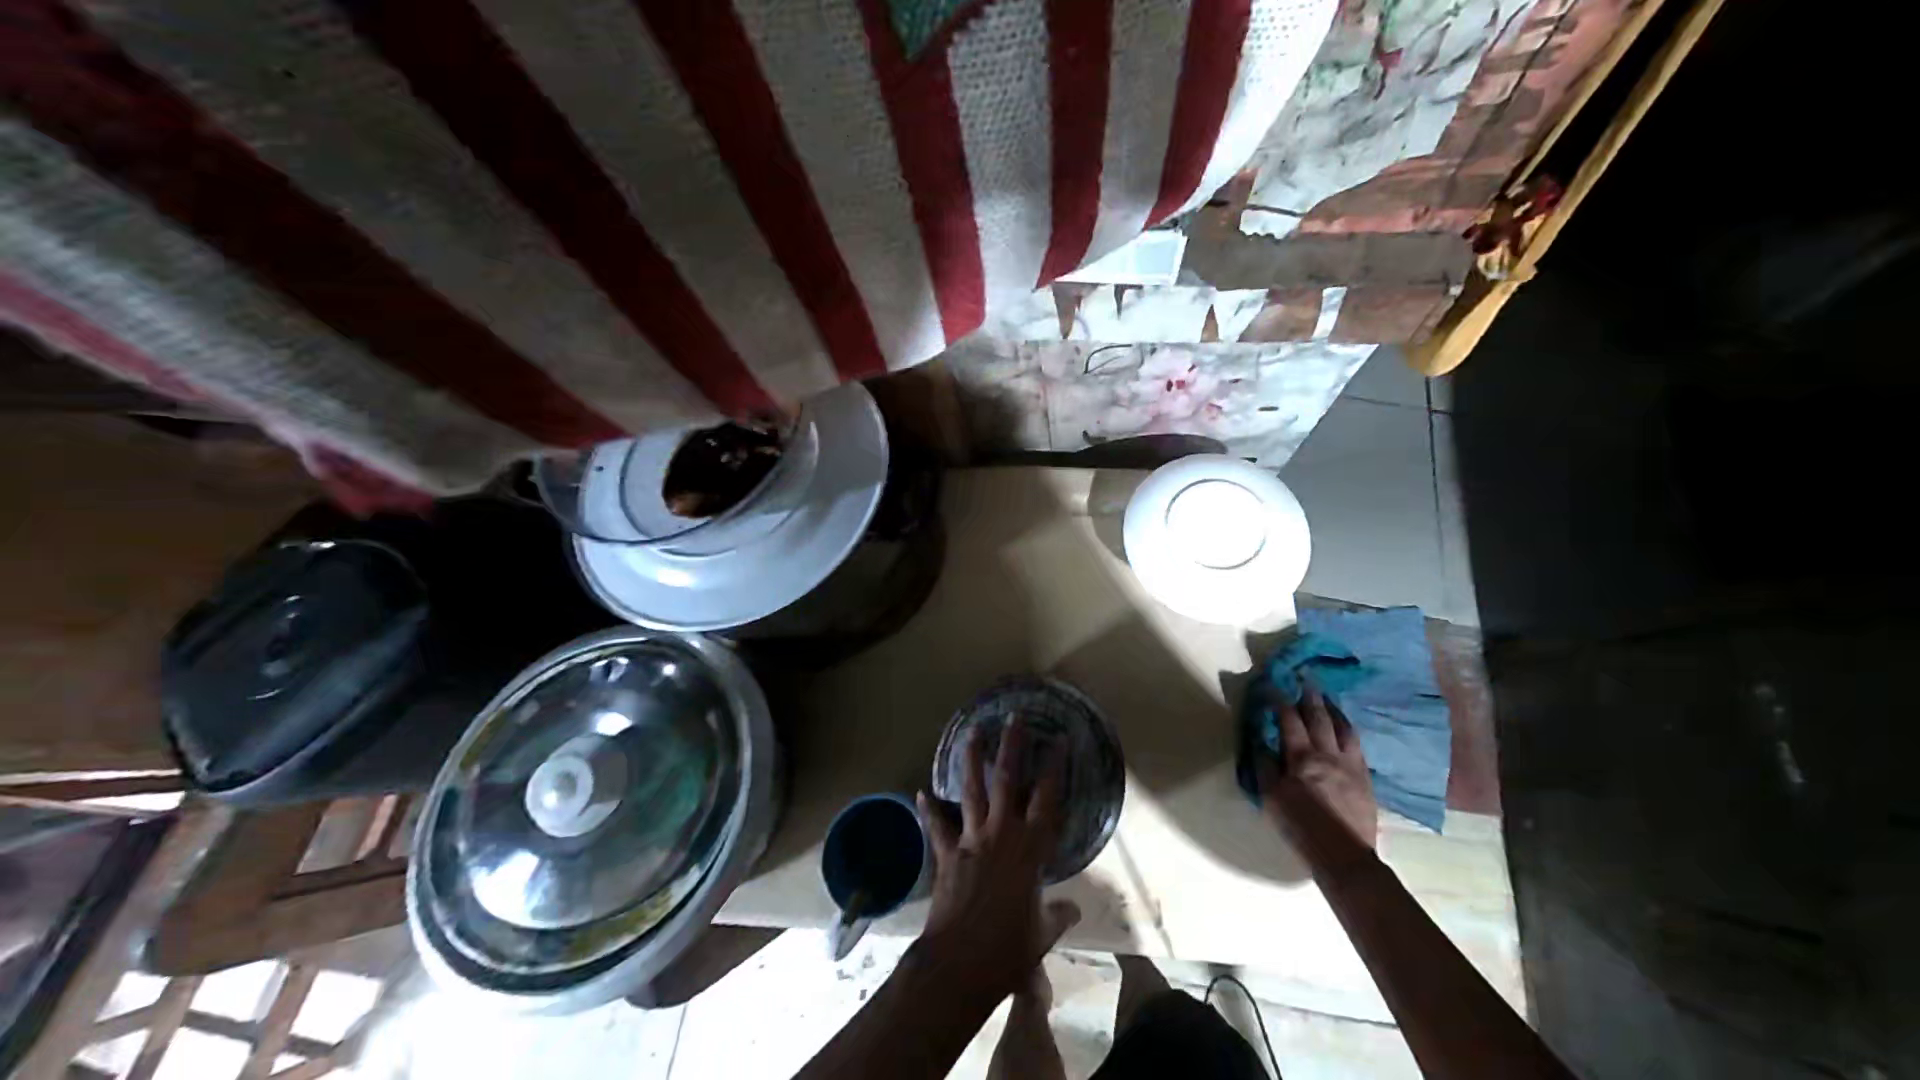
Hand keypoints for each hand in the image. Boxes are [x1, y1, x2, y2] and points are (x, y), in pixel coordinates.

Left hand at [914, 716, 1080, 1002]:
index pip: (1047, 799)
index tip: (1059, 739)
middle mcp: (1002, 834)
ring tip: (972, 730)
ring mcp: (971, 840)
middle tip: (1014, 717)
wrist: (960, 962)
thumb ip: (1057, 916)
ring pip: (972, 790)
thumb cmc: (1010, 950)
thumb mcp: (1042, 933)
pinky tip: (921, 792)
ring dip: (971, 759)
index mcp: (1031, 850)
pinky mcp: (946, 854)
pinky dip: (930, 810)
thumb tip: (1073, 910)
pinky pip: (937, 827)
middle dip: (1012, 746)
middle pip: (1008, 780)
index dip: (1054, 767)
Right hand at [1256, 686, 1377, 850]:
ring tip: (1327, 698)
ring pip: (1344, 728)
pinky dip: (1348, 730)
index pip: (1289, 720)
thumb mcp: (1271, 797)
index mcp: (1302, 758)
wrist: (1343, 855)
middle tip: (1305, 678)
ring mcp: (1350, 765)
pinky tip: (1345, 729)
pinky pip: (1357, 745)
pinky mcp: (1365, 778)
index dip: (1280, 700)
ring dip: (1333, 709)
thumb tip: (1261, 740)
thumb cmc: (1300, 827)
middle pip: (1319, 717)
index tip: (1273, 686)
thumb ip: (1265, 766)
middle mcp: (1328, 754)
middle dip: (1310, 696)